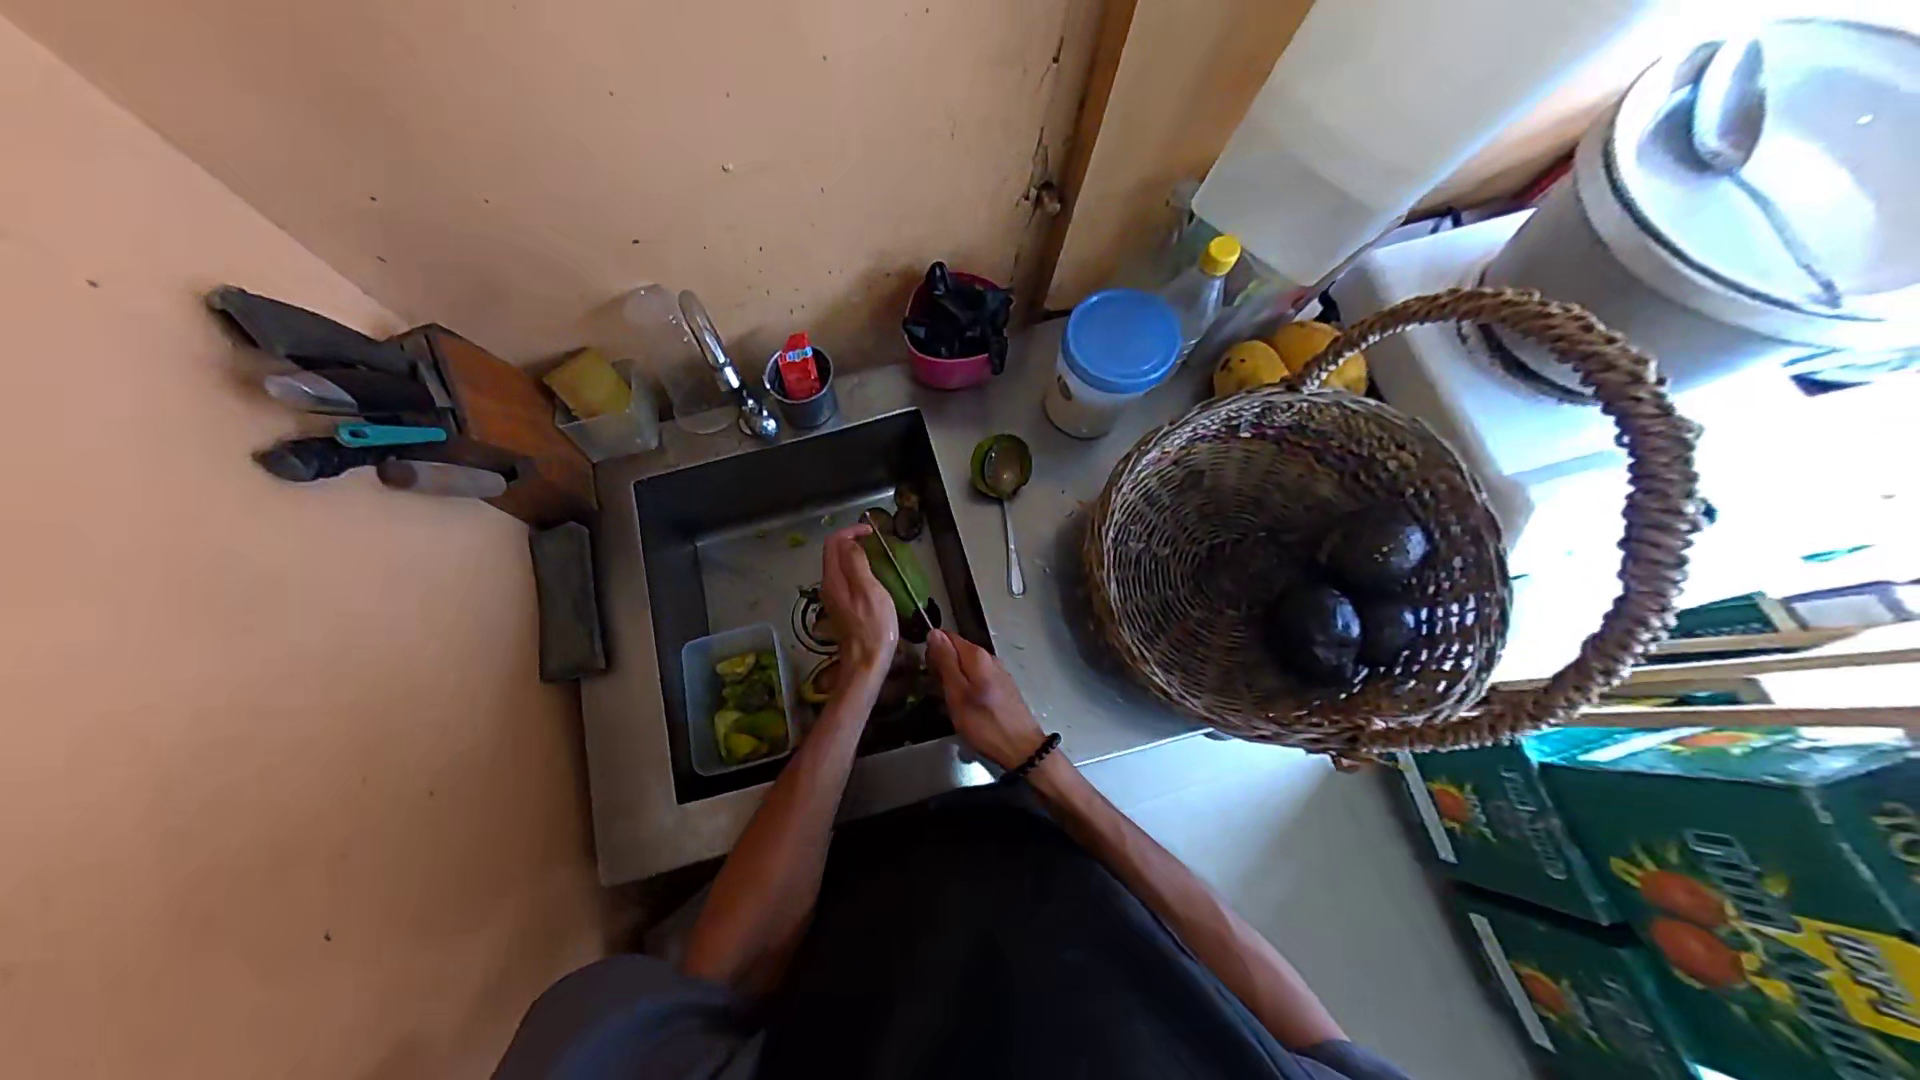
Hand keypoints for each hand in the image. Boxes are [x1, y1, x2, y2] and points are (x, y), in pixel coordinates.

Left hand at [821, 525, 898, 676]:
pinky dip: (857, 569)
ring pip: (839, 566)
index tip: (871, 532)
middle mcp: (829, 585)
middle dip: (851, 540)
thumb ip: (857, 563)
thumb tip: (850, 542)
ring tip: (876, 555)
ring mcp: (834, 598)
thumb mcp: (869, 590)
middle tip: (875, 541)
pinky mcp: (843, 607)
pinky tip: (873, 577)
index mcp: (833, 579)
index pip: (833, 543)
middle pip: (833, 553)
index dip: (850, 531)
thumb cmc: (873, 626)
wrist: (866, 661)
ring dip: (855, 555)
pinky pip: (846, 579)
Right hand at [926, 629, 1045, 769]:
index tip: (927, 670)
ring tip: (949, 700)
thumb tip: (934, 632)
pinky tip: (966, 704)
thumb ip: (946, 661)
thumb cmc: (984, 723)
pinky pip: (977, 677)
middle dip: (942, 664)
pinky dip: (967, 685)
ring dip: (954, 677)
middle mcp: (989, 657)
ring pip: (967, 665)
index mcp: (977, 655)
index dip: (932, 650)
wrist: (1021, 748)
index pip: (947, 636)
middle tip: (937, 689)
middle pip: (957, 649)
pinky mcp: (1002, 686)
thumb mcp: (957, 693)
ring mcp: (998, 672)